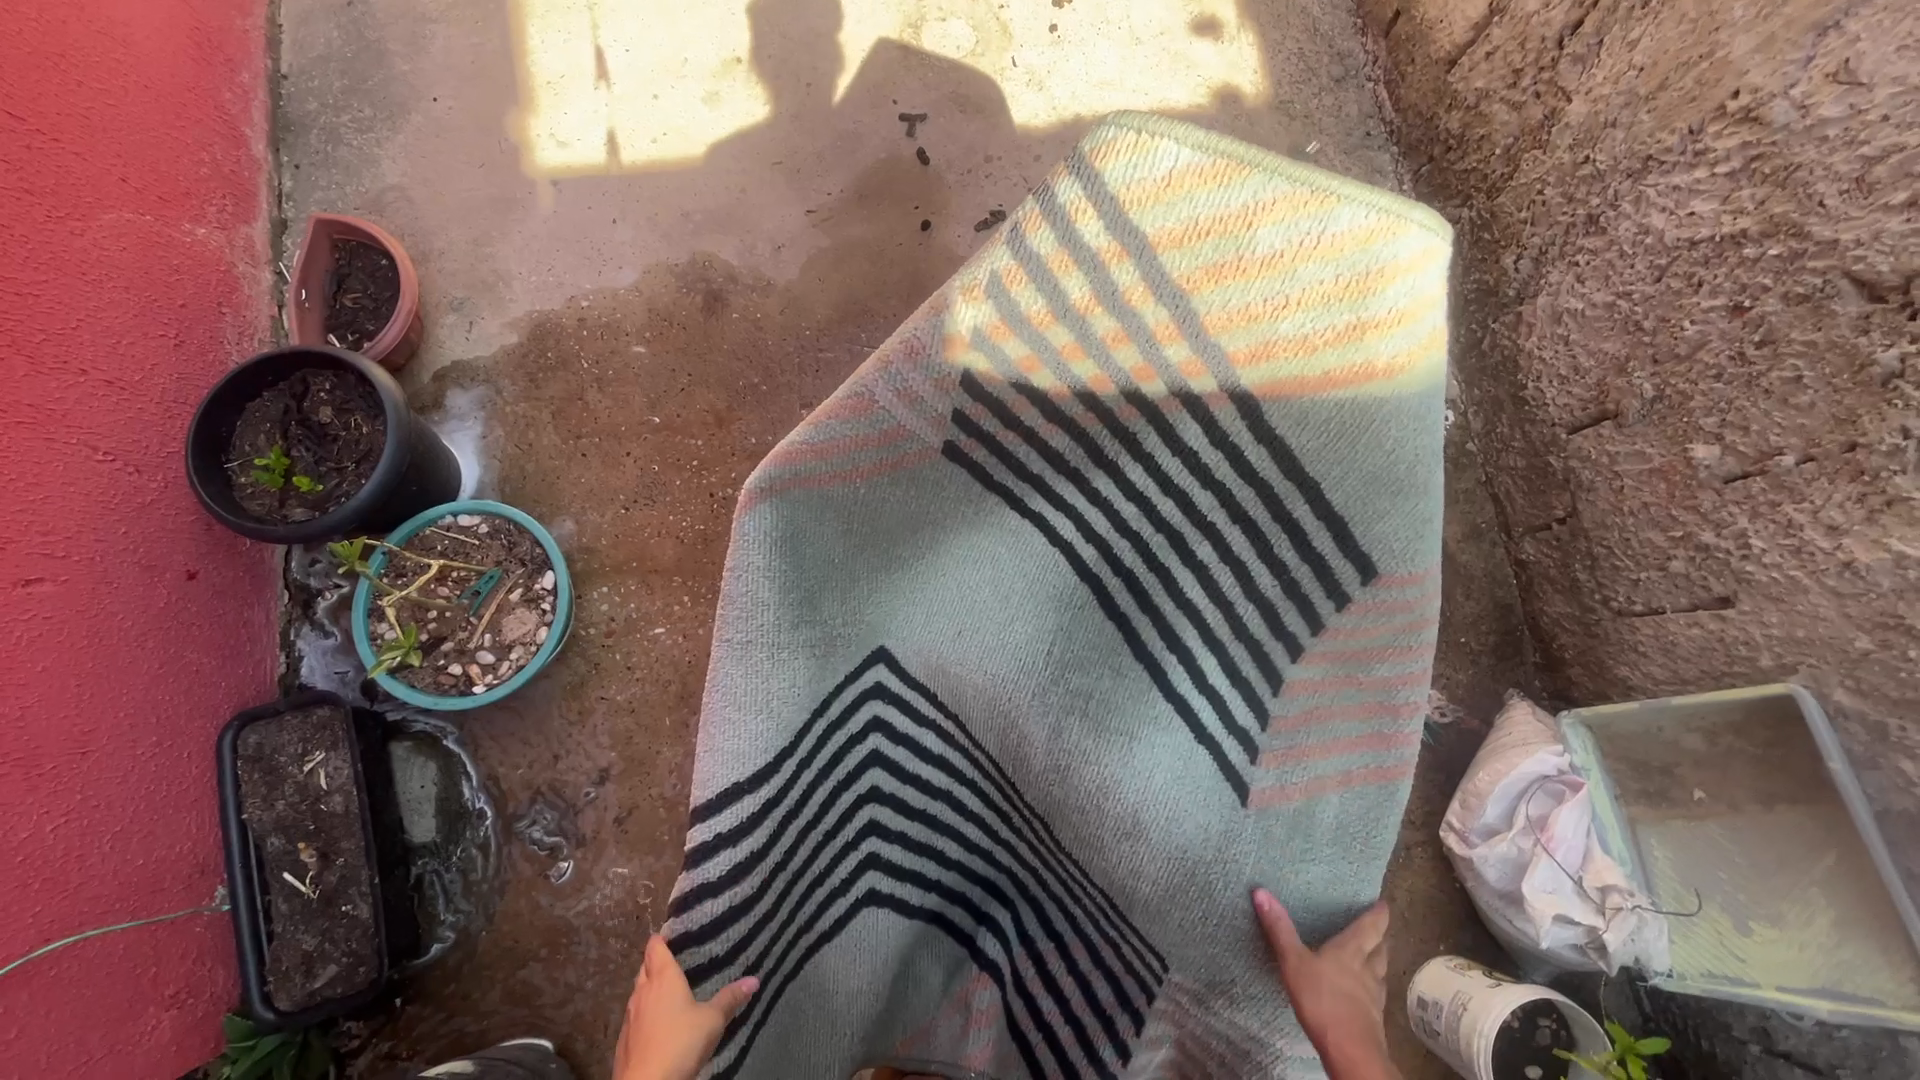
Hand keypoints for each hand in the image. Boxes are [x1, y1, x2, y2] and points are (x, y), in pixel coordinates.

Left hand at [613, 935, 758, 1079]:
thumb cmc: (680, 1043)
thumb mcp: (712, 1020)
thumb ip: (730, 998)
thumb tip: (754, 979)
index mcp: (663, 979)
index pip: (655, 947)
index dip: (661, 938)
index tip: (671, 933)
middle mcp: (642, 992)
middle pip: (644, 967)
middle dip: (655, 962)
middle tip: (675, 960)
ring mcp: (630, 1016)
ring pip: (638, 992)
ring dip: (649, 988)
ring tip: (668, 990)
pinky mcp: (624, 1039)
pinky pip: (634, 1016)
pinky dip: (645, 1012)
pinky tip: (657, 1022)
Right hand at [1253, 889, 1399, 1079]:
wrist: (1350, 1051)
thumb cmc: (1322, 1000)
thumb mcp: (1293, 961)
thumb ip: (1279, 929)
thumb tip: (1261, 891)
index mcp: (1351, 952)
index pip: (1370, 928)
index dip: (1378, 914)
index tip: (1383, 903)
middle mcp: (1367, 970)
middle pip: (1380, 949)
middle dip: (1381, 937)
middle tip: (1380, 929)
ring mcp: (1373, 996)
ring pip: (1381, 972)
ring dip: (1379, 962)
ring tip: (1375, 957)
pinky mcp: (1373, 1018)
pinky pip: (1377, 995)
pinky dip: (1374, 987)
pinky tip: (1367, 993)